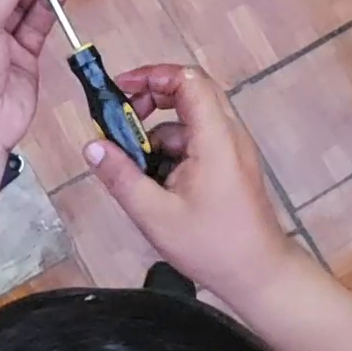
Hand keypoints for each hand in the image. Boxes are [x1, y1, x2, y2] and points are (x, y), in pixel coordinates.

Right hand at [83, 65, 304, 302]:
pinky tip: (154, 178)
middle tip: (121, 119)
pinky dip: (171, 147)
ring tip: (132, 160)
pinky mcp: (230, 163)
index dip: (152, 75)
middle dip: (151, 97)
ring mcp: (232, 148)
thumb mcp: (154, 214)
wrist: (259, 275)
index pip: (188, 80)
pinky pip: (196, 138)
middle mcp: (229, 134)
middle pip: (190, 90)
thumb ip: (121, 176)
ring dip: (158, 128)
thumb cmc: (210, 246)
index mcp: (215, 138)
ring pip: (190, 117)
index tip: (120, 90)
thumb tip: (91, 146)